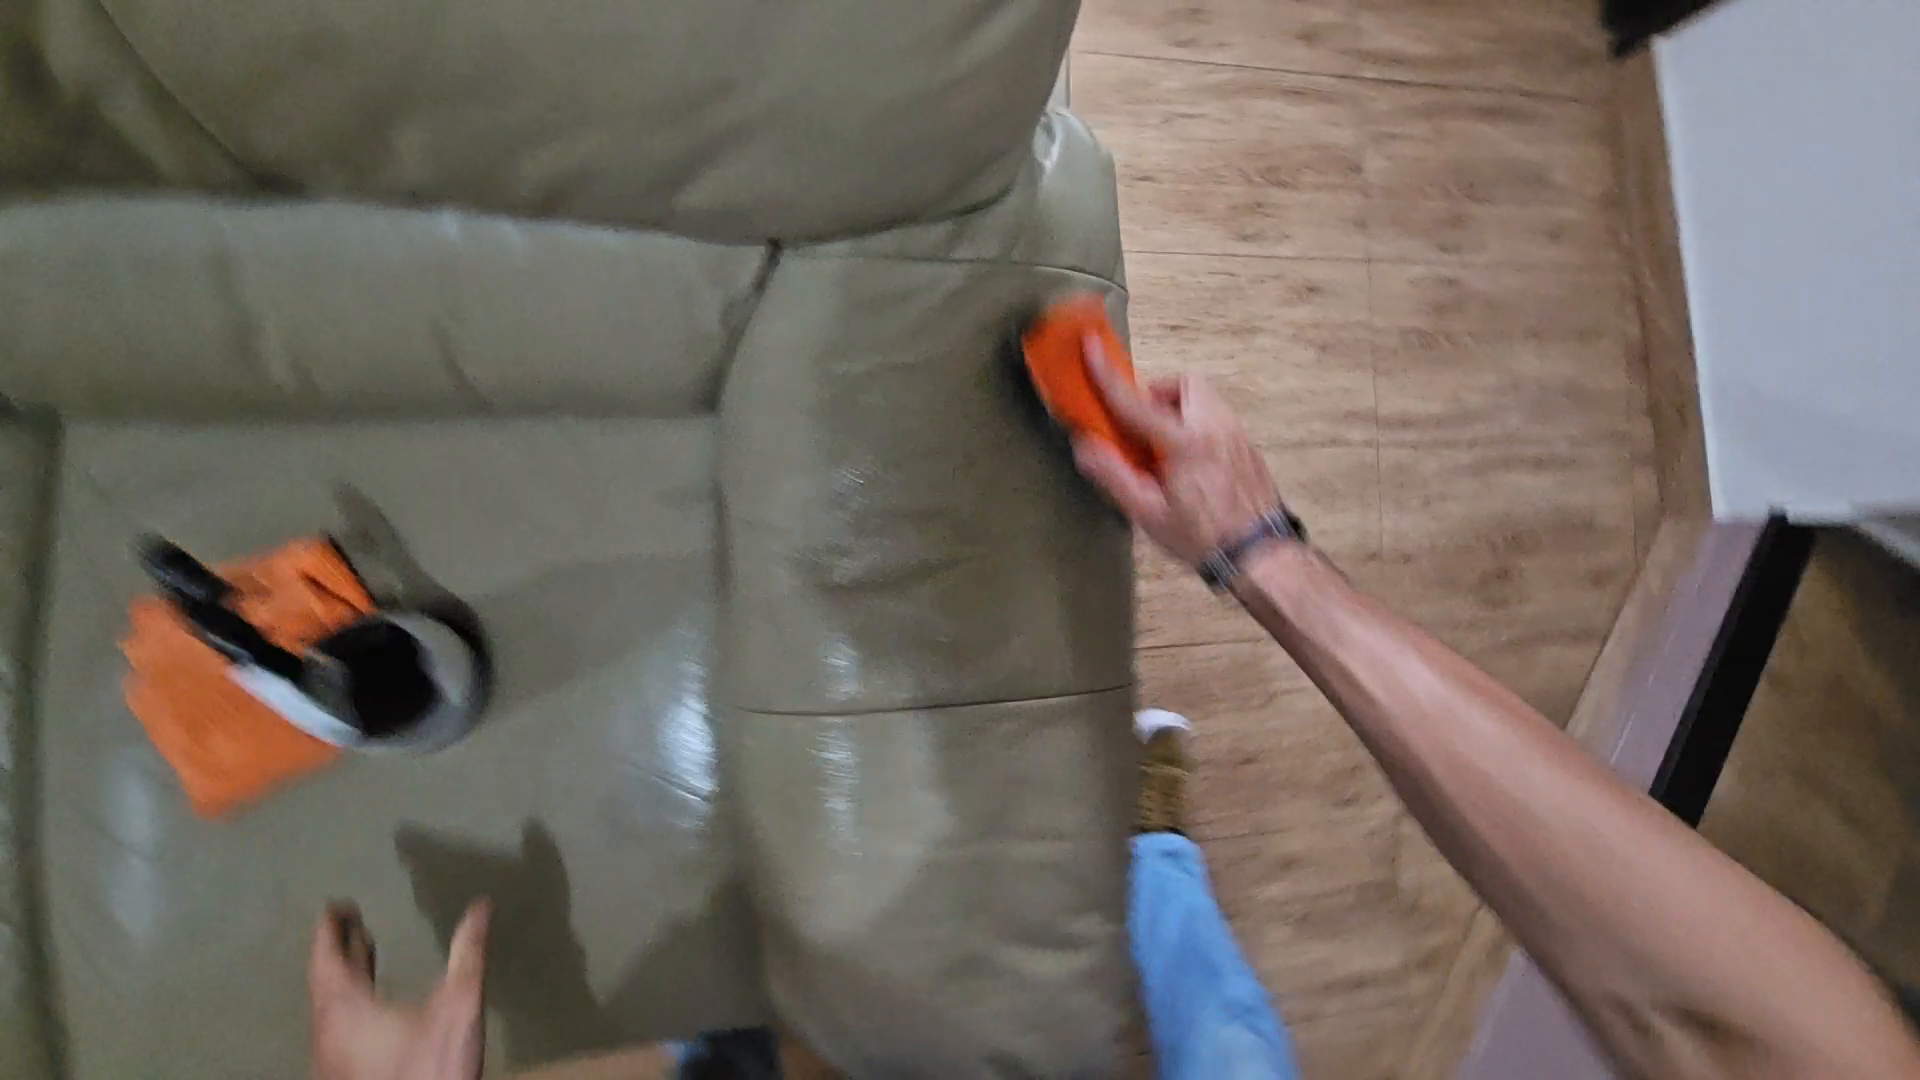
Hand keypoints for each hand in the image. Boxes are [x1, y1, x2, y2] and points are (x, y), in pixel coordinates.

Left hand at [310, 899, 490, 1079]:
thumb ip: (468, 951)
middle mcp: (330, 1034)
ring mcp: (334, 1059)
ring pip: (332, 1006)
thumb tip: (481, 904)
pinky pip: (340, 1023)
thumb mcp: (461, 1002)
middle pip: (326, 984)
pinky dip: (351, 997)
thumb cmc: (433, 1067)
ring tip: (362, 949)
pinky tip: (373, 998)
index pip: (328, 962)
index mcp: (346, 1011)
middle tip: (349, 921)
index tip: (334, 906)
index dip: (330, 932)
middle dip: (338, 949)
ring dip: (346, 974)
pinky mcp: (347, 1073)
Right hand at [1071, 333, 1284, 565]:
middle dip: (1155, 395)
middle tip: (1138, 424)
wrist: (1261, 554)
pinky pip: (1215, 419)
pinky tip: (1186, 462)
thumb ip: (1114, 476)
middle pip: (1182, 385)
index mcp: (1185, 443)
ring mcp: (1236, 433)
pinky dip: (1193, 426)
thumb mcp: (1148, 514)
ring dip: (1175, 411)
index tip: (1091, 348)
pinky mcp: (1247, 445)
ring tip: (1161, 448)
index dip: (1107, 375)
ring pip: (1201, 399)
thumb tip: (1084, 447)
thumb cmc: (1204, 537)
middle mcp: (1214, 427)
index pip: (1135, 402)